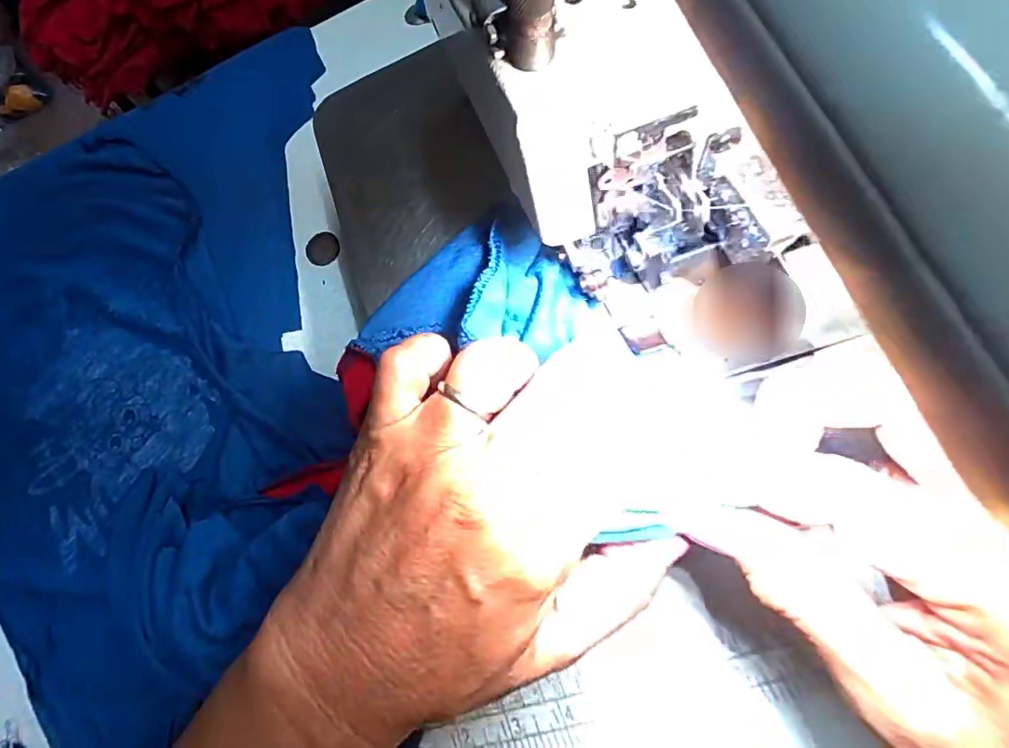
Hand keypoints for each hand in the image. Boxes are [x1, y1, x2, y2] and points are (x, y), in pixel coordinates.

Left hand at [182, 334, 686, 746]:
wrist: (344, 655)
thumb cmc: (444, 656)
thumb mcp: (547, 648)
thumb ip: (617, 590)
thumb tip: (664, 530)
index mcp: (530, 545)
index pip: (603, 455)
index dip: (624, 430)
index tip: (626, 423)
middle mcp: (478, 483)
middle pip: (552, 403)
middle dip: (580, 390)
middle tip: (579, 397)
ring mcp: (421, 448)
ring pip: (483, 367)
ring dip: (512, 365)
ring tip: (516, 385)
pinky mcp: (378, 431)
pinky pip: (405, 363)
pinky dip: (430, 351)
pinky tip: (448, 370)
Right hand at [687, 342, 1008, 747]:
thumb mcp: (900, 698)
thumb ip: (805, 599)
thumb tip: (723, 524)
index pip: (874, 500)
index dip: (779, 479)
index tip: (716, 480)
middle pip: (900, 406)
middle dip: (803, 406)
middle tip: (746, 447)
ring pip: (895, 395)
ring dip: (814, 406)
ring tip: (767, 452)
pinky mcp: (981, 481)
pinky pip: (895, 420)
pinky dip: (831, 421)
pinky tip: (802, 457)